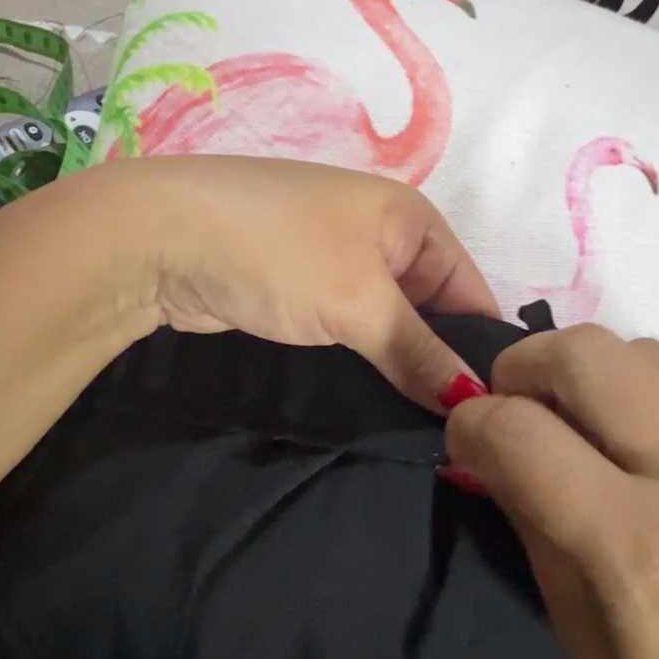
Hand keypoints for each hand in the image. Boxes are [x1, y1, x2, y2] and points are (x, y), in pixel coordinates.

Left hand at [85, 156, 499, 410]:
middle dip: (441, 368)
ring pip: (387, 329)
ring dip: (399, 373)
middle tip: (459, 439)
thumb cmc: (277, 253)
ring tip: (425, 437)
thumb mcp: (360, 302)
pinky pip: (348, 336)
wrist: (161, 238)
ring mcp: (335, 267)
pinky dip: (361, 367)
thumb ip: (418, 353)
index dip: (484, 351)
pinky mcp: (298, 297)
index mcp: (411, 219)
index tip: (497, 416)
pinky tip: (375, 413)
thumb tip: (472, 402)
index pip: (471, 291)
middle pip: (431, 312)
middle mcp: (380, 238)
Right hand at [445, 325, 658, 658]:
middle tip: (515, 401)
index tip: (464, 435)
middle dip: (525, 363)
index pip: (520, 434)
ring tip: (586, 424)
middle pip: (587, 353)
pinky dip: (651, 406)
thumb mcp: (580, 633)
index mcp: (640, 551)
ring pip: (644, 353)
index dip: (470, 421)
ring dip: (590, 375)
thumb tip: (486, 448)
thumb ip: (530, 522)